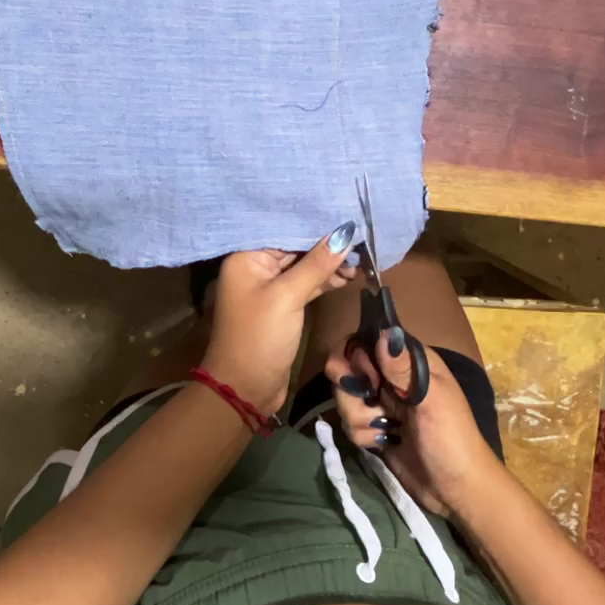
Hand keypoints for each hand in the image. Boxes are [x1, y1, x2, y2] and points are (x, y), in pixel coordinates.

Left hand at [198, 223, 358, 415]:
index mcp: (246, 257)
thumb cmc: (260, 336)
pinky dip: (324, 281)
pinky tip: (347, 277)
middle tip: (358, 241)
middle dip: (326, 244)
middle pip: (295, 247)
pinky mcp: (282, 305)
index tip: (344, 216)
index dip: (314, 223)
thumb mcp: (289, 296)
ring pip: (303, 266)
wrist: (245, 388)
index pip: (283, 229)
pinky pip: (306, 285)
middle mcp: (255, 267)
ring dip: (329, 264)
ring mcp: (268, 287)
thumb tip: (345, 232)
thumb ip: (317, 264)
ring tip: (359, 261)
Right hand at [326, 329, 508, 518]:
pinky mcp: (374, 428)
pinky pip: (349, 423)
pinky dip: (362, 435)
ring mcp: (381, 403)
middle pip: (346, 370)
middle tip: (377, 409)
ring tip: (388, 431)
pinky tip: (385, 443)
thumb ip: (404, 369)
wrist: (456, 489)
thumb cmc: (451, 438)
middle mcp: (391, 376)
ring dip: (360, 418)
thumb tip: (383, 332)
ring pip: (345, 398)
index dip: (356, 359)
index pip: (364, 341)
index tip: (369, 380)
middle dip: (353, 394)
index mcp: (409, 361)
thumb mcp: (432, 400)